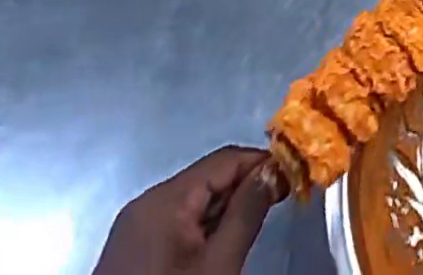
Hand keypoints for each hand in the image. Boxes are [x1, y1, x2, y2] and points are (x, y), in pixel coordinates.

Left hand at [93, 146, 286, 274]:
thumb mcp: (218, 266)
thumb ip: (248, 212)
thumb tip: (274, 170)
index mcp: (166, 199)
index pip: (225, 159)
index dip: (261, 163)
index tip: (293, 176)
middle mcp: (147, 202)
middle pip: (208, 177)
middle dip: (244, 187)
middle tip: (280, 202)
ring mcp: (135, 226)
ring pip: (193, 200)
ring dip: (225, 208)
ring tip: (254, 226)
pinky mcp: (130, 249)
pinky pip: (176, 221)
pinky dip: (202, 227)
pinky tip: (220, 246)